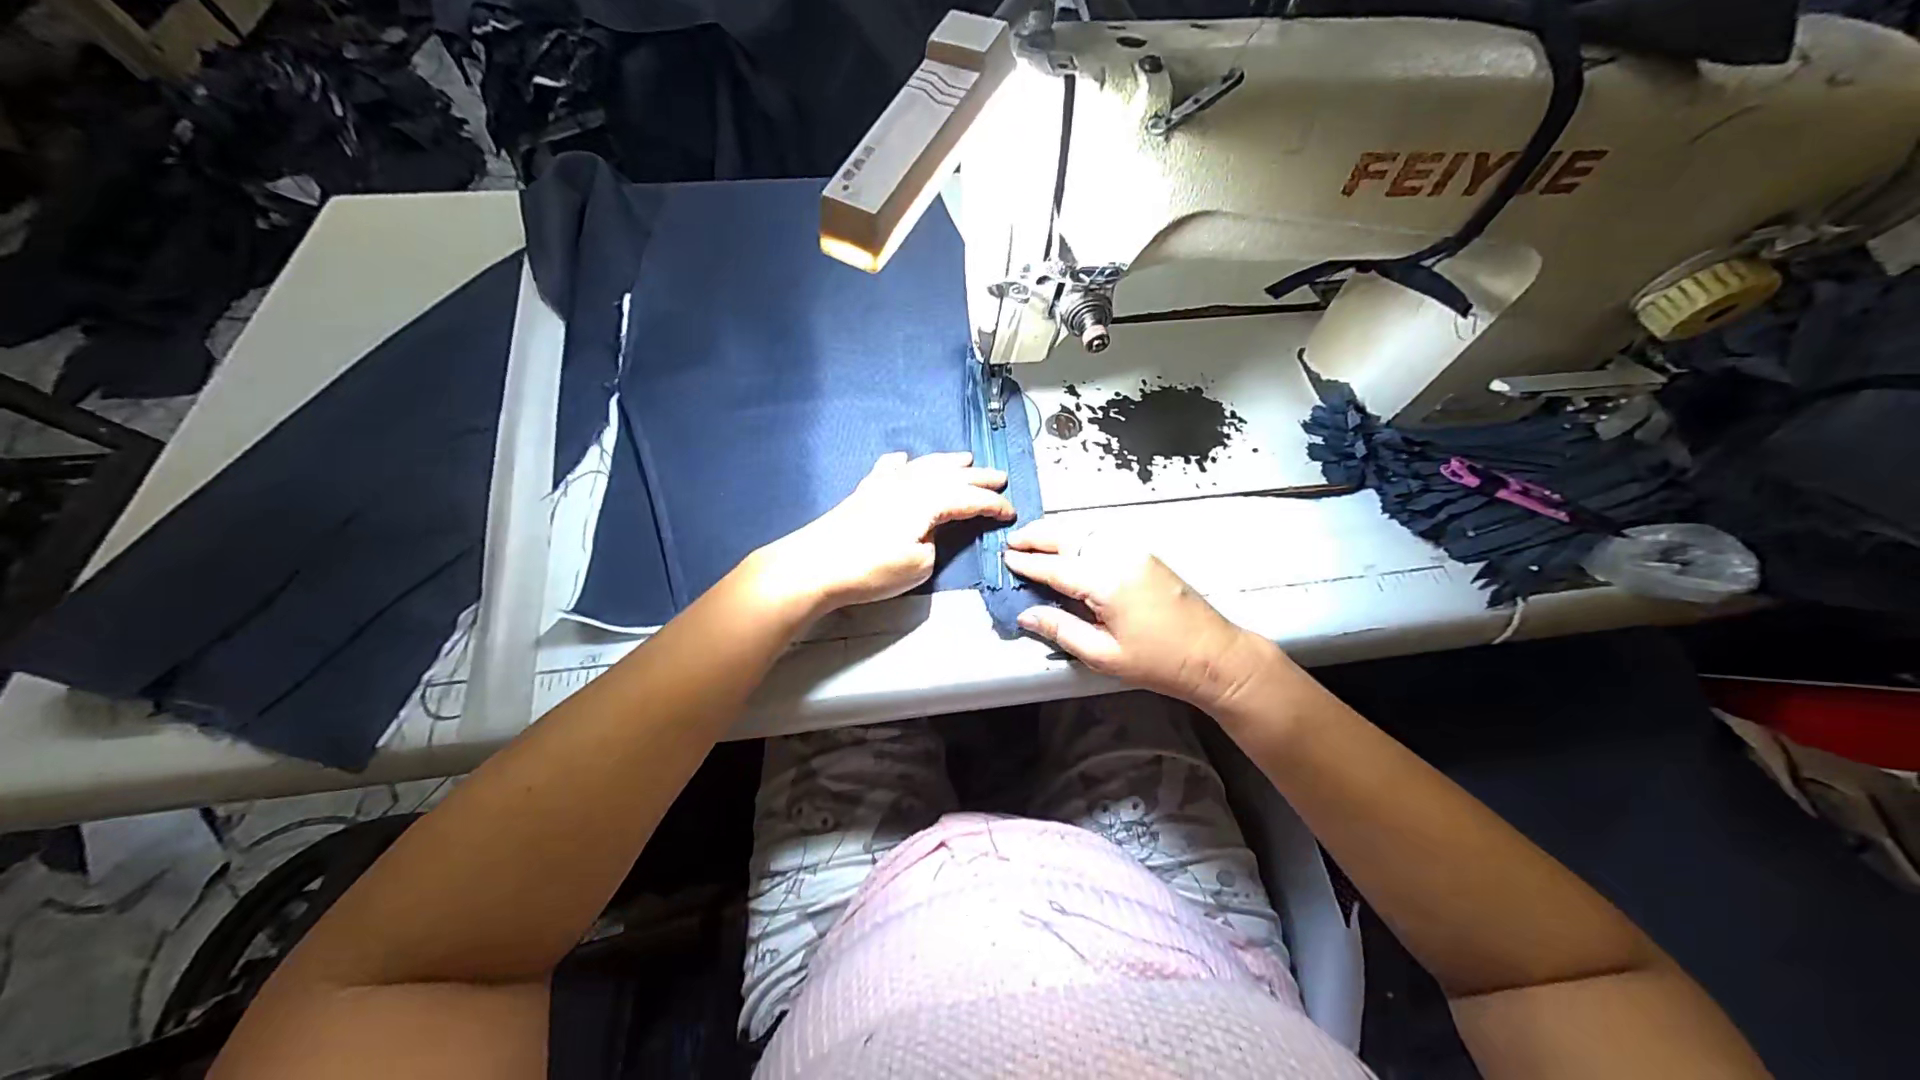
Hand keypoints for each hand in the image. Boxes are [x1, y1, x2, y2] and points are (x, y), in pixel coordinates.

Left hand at [748, 451, 1013, 617]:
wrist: (815, 565)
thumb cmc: (870, 569)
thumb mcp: (920, 565)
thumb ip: (936, 543)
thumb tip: (932, 533)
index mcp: (928, 501)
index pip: (970, 499)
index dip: (993, 506)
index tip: (1009, 512)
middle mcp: (909, 484)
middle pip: (951, 476)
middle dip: (979, 478)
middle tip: (999, 478)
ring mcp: (884, 484)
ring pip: (924, 466)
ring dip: (948, 463)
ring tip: (965, 460)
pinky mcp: (864, 492)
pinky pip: (890, 468)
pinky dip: (902, 463)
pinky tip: (902, 459)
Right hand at [1002, 519, 1285, 714]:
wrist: (1214, 655)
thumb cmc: (1160, 662)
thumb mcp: (1103, 655)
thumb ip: (1061, 630)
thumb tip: (1027, 615)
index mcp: (1107, 582)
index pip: (1056, 566)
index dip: (1028, 563)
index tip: (1006, 560)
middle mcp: (1120, 556)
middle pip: (1069, 536)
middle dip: (1038, 536)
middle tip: (1013, 541)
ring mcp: (1136, 551)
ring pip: (1087, 530)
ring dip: (1058, 532)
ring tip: (1034, 538)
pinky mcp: (1146, 554)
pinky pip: (1104, 534)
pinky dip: (1080, 534)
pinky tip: (1069, 543)